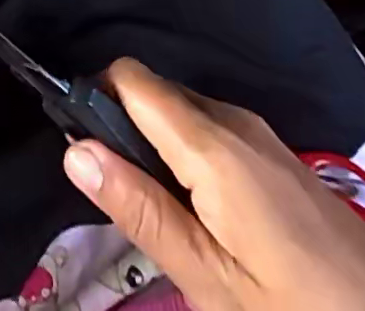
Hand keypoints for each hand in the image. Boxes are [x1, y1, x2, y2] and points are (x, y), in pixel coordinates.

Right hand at [63, 59, 364, 310]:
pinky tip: (186, 203)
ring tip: (143, 204)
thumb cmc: (293, 306)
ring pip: (178, 109)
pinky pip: (206, 126)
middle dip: (117, 123)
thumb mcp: (205, 274)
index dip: (93, 95)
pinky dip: (179, 149)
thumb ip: (139, 206)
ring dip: (147, 140)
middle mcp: (231, 116)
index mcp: (210, 141)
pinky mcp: (268, 146)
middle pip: (152, 90)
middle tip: (106, 190)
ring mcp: (255, 128)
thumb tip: (74, 149)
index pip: (131, 77)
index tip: (71, 138)